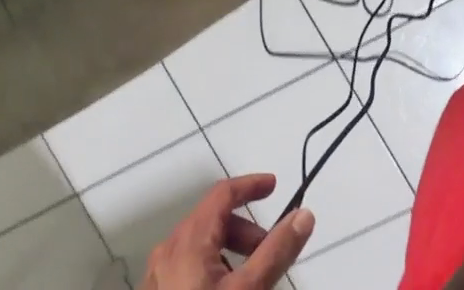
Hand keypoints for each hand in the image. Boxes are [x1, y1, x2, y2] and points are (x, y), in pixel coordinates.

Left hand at [141, 175, 313, 289]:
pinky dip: (213, 267)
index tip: (275, 186)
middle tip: (271, 251)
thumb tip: (304, 214)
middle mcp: (168, 250)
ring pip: (200, 245)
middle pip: (212, 220)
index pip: (222, 194)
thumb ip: (277, 251)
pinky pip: (188, 266)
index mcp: (189, 241)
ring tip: (252, 278)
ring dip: (231, 250)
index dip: (250, 185)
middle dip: (246, 229)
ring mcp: (158, 276)